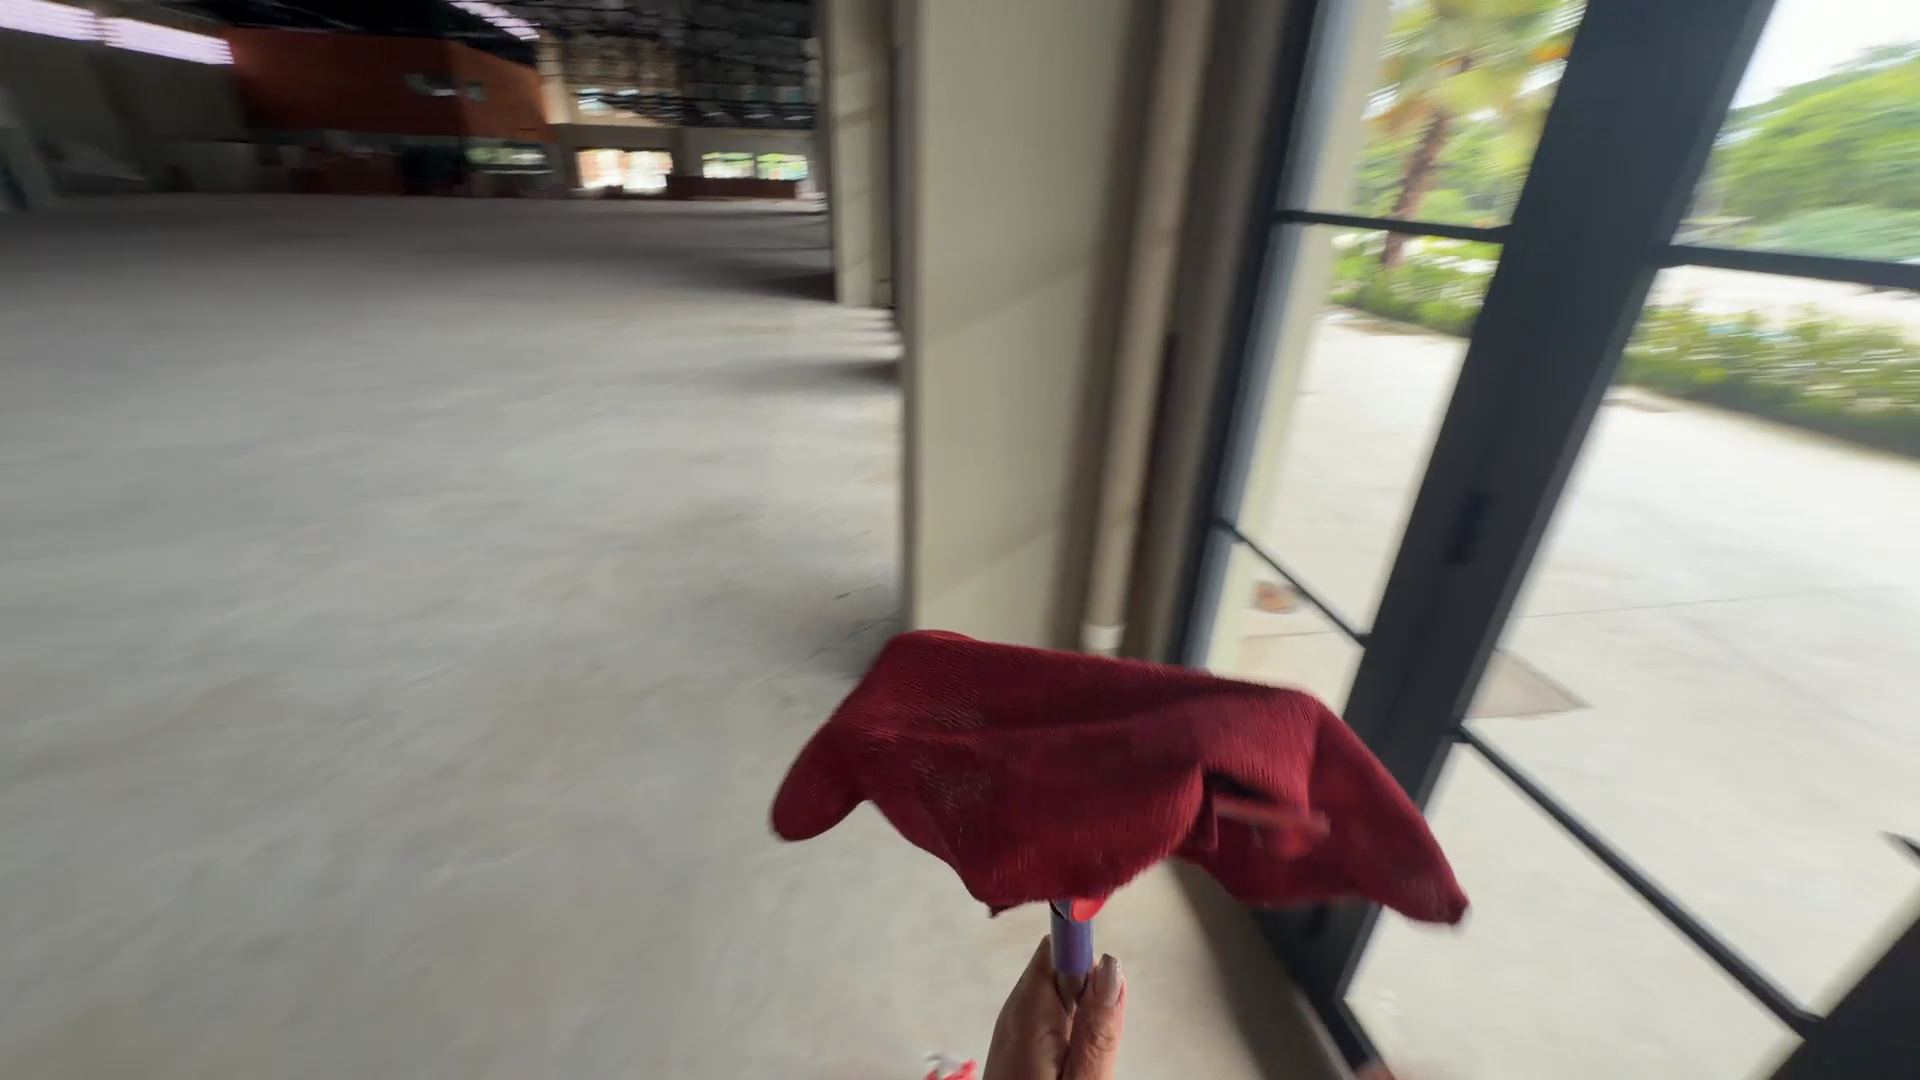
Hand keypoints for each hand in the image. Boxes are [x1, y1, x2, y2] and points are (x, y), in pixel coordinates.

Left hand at [983, 938, 1125, 1079]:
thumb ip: (1097, 1027)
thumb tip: (1111, 963)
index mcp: (1026, 1006)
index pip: (1056, 946)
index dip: (1085, 958)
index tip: (1101, 998)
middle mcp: (1014, 1007)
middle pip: (1062, 972)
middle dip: (1087, 997)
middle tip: (1091, 1045)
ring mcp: (1012, 1025)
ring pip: (1059, 997)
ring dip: (1079, 1018)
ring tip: (1079, 1062)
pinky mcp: (1016, 1042)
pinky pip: (1050, 1019)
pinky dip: (1067, 1033)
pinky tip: (1069, 1066)